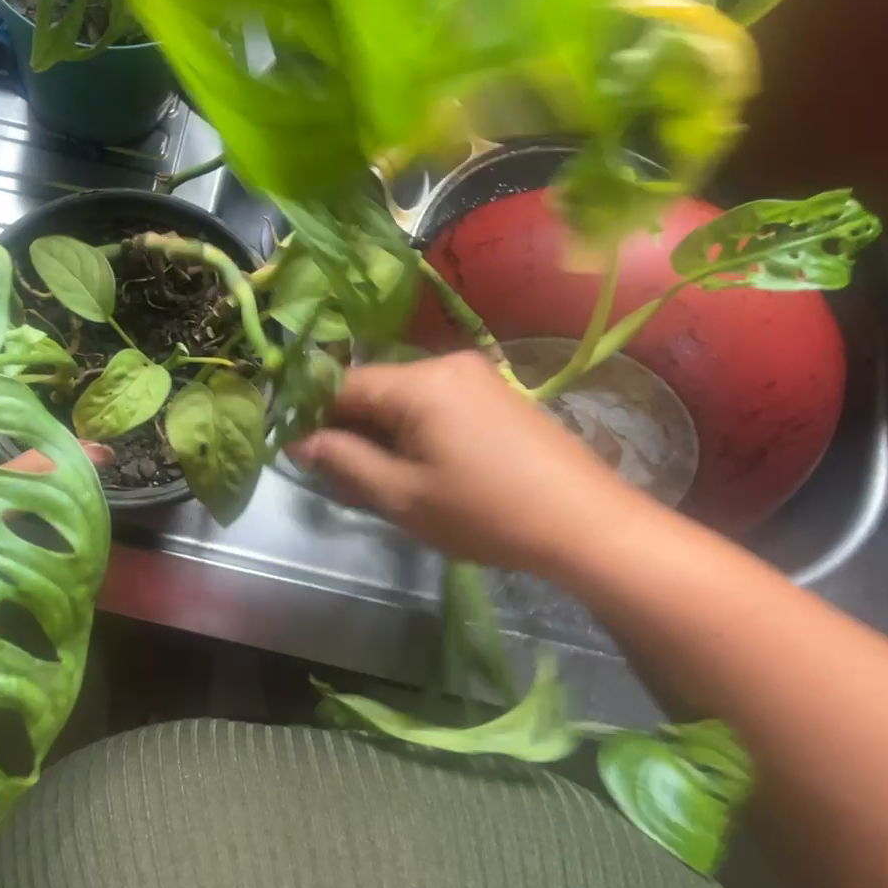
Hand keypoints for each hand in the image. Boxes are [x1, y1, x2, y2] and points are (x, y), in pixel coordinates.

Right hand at [288, 352, 644, 574]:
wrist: (588, 524)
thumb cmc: (485, 512)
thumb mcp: (402, 496)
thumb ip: (344, 462)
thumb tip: (300, 442)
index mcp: (419, 383)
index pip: (342, 384)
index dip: (313, 416)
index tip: (301, 453)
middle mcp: (446, 363)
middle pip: (374, 388)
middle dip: (350, 427)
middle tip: (343, 476)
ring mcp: (477, 375)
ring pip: (403, 396)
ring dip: (383, 431)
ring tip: (385, 478)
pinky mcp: (497, 393)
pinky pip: (435, 402)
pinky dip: (415, 428)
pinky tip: (423, 466)